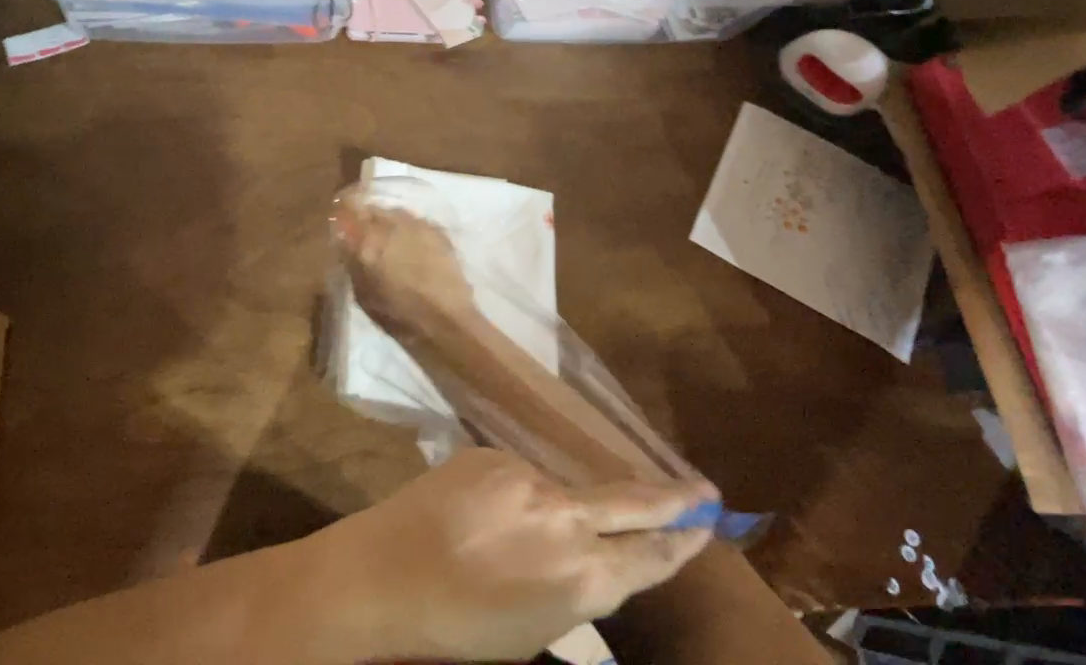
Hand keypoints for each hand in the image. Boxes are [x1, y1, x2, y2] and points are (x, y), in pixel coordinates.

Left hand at [300, 448, 716, 662]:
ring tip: (525, 534)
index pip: (652, 555)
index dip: (681, 541)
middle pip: (633, 502)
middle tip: (702, 491)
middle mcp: (566, 517)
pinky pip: (517, 476)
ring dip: (561, 506)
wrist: (380, 578)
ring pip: (563, 489)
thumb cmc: (459, 630)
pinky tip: (486, 519)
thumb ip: (577, 591)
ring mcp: (526, 477)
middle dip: (672, 498)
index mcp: (586, 577)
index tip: (704, 525)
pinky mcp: (488, 454)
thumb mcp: (536, 632)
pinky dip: (515, 495)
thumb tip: (594, 562)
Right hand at [330, 189, 473, 328]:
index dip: (344, 212)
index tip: (341, 222)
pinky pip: (416, 222)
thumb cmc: (397, 314)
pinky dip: (409, 231)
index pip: (349, 207)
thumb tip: (344, 239)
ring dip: (389, 224)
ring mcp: (417, 225)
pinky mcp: (439, 232)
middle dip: (366, 219)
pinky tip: (412, 248)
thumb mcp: (361, 293)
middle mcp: (392, 224)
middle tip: (365, 237)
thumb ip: (350, 261)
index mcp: (367, 238)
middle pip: (372, 209)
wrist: (446, 322)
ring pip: (395, 214)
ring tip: (391, 242)